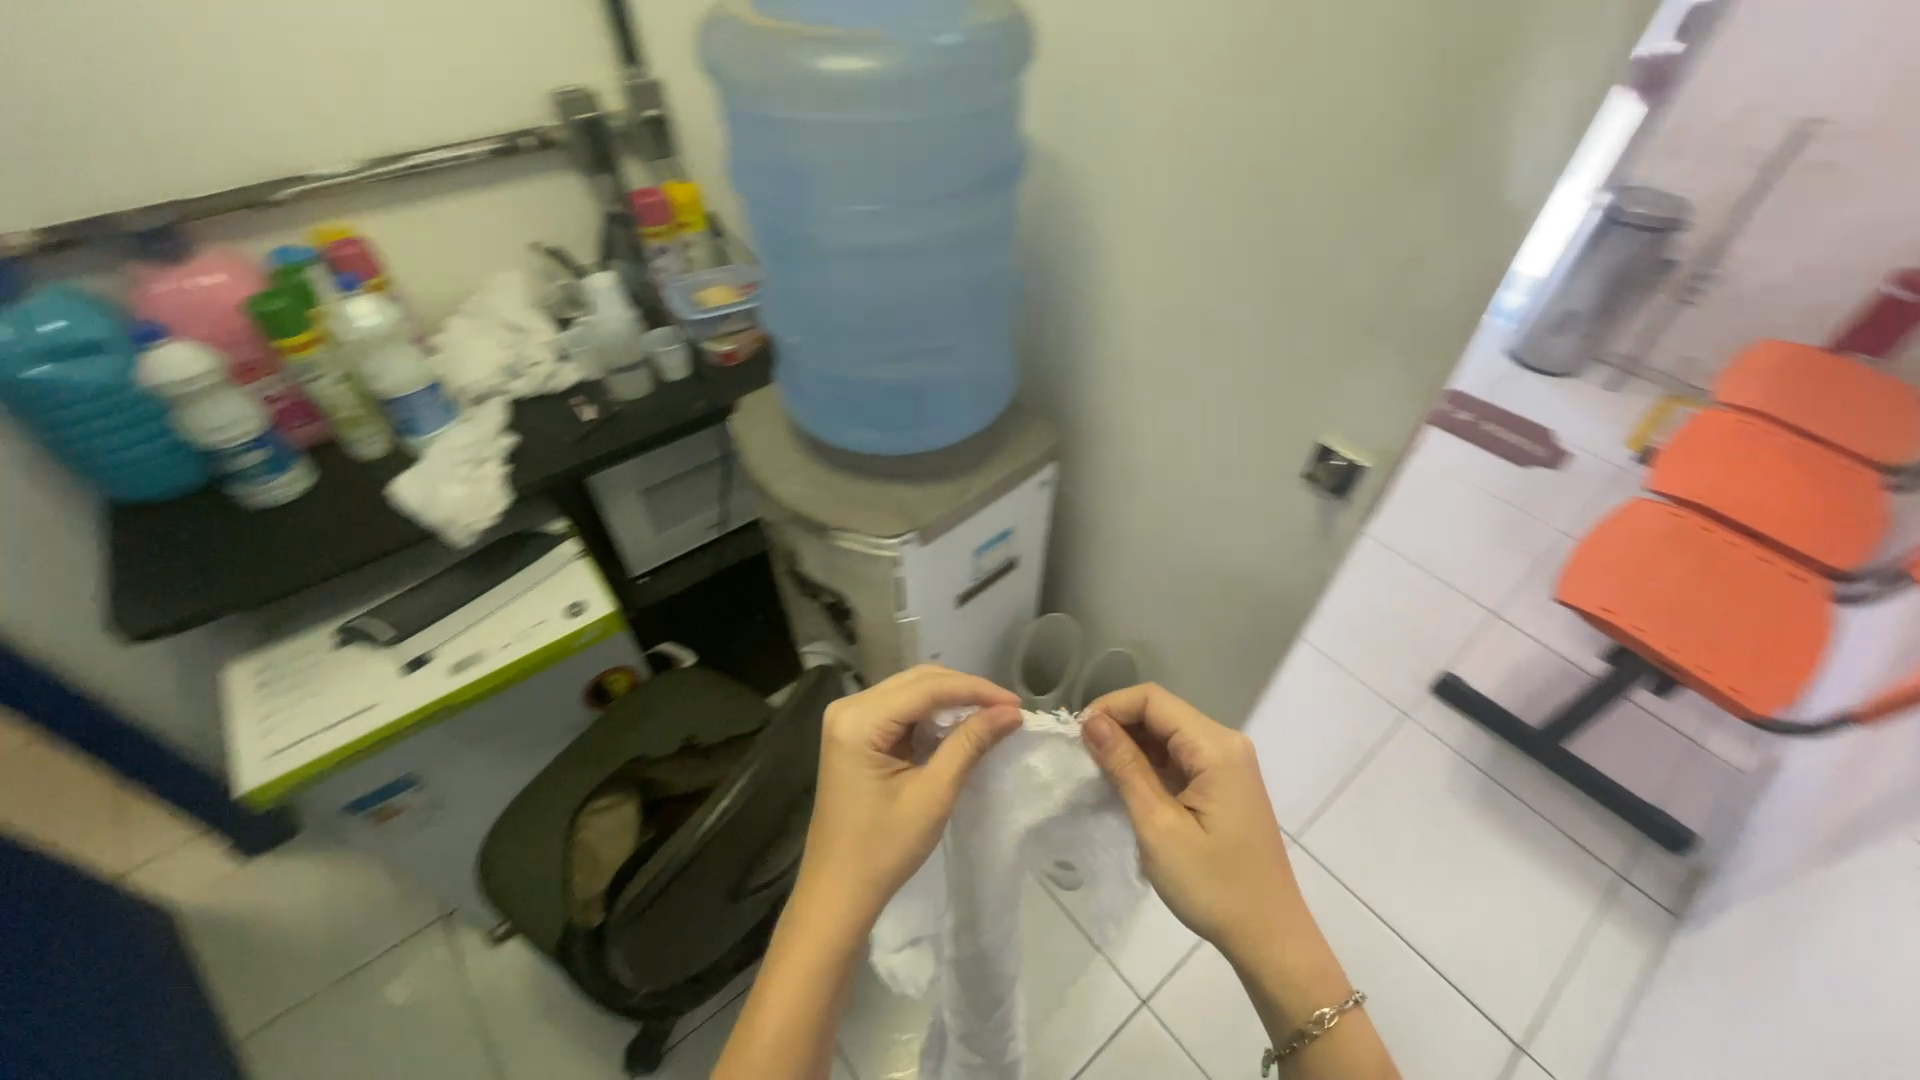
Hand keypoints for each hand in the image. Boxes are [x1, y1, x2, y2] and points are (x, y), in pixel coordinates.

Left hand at [799, 665, 1023, 919]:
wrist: (839, 891)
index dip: (975, 690)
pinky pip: (900, 710)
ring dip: (950, 700)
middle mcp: (848, 708)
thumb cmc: (883, 848)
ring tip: (991, 716)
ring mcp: (848, 719)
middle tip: (1007, 709)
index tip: (1017, 703)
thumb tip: (1011, 712)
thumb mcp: (933, 794)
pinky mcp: (854, 734)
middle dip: (964, 691)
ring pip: (910, 692)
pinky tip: (959, 726)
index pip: (926, 688)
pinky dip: (931, 715)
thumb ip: (970, 744)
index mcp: (858, 720)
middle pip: (916, 682)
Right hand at [1082, 683, 1300, 959]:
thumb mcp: (1158, 826)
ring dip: (1132, 745)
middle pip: (1162, 712)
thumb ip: (1125, 767)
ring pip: (1169, 734)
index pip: (1153, 699)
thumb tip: (1091, 722)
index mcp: (1216, 747)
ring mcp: (1229, 764)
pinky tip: (1127, 785)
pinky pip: (1180, 757)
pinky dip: (1150, 763)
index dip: (1110, 707)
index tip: (1077, 737)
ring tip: (1099, 771)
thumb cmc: (1212, 884)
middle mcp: (1226, 744)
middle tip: (1082, 756)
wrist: (1268, 936)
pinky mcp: (1224, 784)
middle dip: (1118, 725)